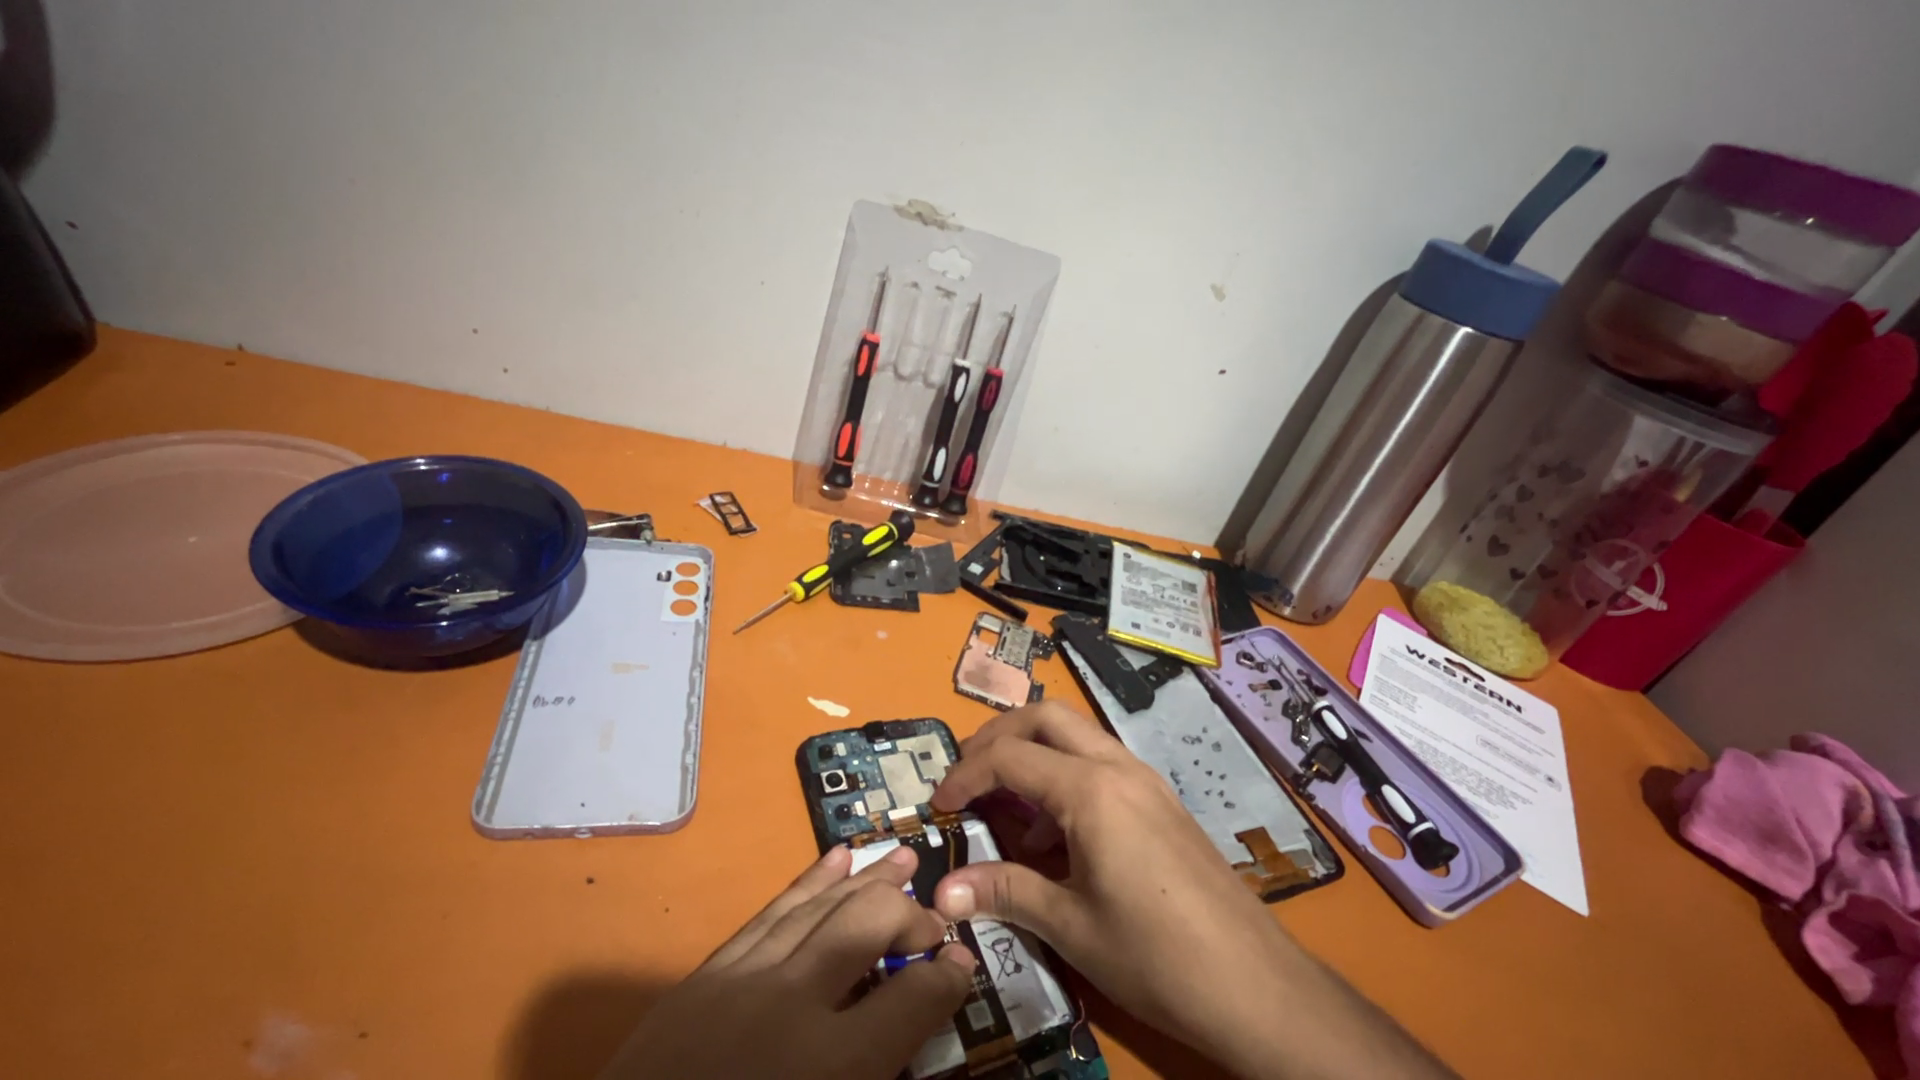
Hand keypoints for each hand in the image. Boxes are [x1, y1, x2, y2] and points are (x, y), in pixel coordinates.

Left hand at [601, 844, 976, 1079]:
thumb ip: (873, 1068)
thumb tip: (908, 1027)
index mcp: (831, 1066)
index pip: (913, 999)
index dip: (948, 977)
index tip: (960, 965)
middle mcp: (794, 1005)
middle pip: (868, 923)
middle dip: (910, 917)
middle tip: (931, 928)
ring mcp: (746, 978)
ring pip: (823, 904)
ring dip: (868, 878)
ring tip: (903, 858)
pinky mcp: (709, 970)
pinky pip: (772, 910)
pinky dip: (810, 881)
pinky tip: (837, 858)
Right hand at [929, 701, 1454, 1079]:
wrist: (1254, 984)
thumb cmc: (1154, 954)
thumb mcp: (1070, 926)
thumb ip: (1004, 892)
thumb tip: (940, 891)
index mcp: (1091, 790)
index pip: (1010, 757)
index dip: (965, 775)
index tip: (938, 806)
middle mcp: (1119, 767)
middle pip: (1046, 717)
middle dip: (998, 736)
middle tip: (966, 777)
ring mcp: (1146, 781)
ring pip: (1077, 734)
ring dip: (1034, 753)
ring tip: (1007, 808)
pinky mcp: (1162, 801)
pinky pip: (1102, 763)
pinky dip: (1065, 775)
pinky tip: (1057, 833)